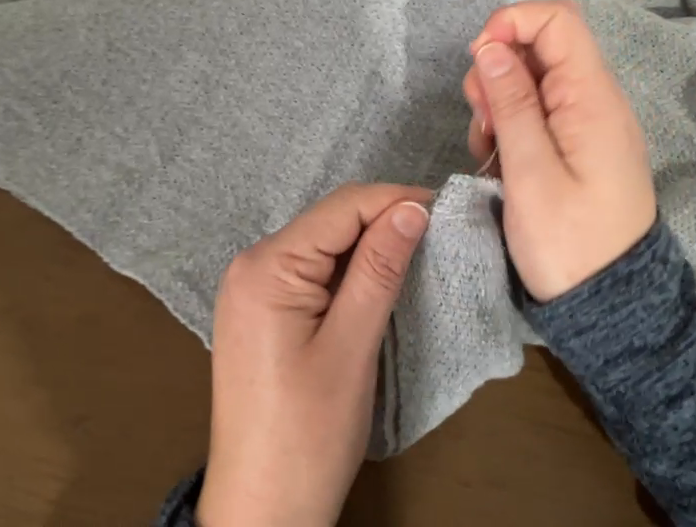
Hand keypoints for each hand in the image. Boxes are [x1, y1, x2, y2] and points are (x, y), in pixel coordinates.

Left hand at [198, 183, 431, 526]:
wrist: (261, 511)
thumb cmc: (308, 435)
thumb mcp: (351, 348)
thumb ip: (379, 270)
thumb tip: (412, 208)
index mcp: (266, 266)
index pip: (340, 208)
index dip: (394, 201)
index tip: (444, 210)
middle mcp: (251, 265)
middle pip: (328, 223)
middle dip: (382, 222)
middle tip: (437, 237)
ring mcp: (251, 290)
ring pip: (322, 246)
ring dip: (367, 247)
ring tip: (416, 257)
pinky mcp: (261, 313)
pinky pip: (310, 272)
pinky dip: (346, 273)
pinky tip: (376, 283)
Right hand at [463, 0, 656, 302]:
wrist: (613, 306)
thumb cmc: (570, 243)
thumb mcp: (531, 174)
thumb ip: (511, 104)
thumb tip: (490, 47)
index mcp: (592, 97)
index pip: (556, 18)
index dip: (511, 22)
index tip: (478, 60)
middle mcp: (594, 99)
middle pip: (541, 44)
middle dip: (498, 67)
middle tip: (483, 119)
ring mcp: (586, 122)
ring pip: (532, 78)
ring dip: (499, 100)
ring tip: (490, 148)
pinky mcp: (576, 144)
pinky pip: (538, 111)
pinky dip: (510, 123)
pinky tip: (499, 160)